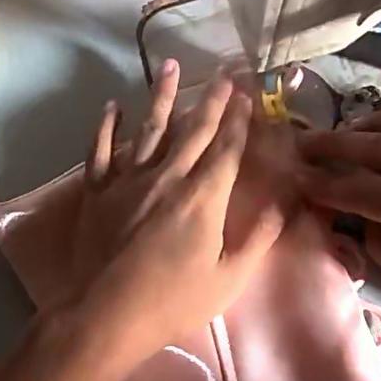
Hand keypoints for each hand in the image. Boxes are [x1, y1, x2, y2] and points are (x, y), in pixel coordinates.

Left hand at [66, 62, 282, 362]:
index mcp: (203, 197)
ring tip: (170, 65)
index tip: (246, 93)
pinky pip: (101, 151)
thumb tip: (283, 205)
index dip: (238, 119)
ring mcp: (128, 181)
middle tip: (224, 70)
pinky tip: (113, 106)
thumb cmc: (175, 301)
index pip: (226, 148)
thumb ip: (258, 238)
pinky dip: (106, 127)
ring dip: (162, 96)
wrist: (108, 315)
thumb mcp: (229, 278)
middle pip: (194, 129)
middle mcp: (167, 177)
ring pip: (149, 128)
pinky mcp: (97, 192)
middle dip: (212, 98)